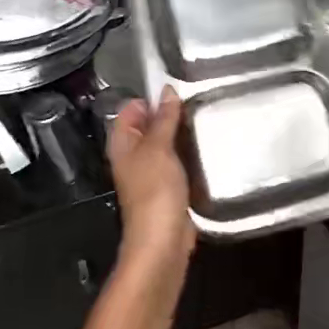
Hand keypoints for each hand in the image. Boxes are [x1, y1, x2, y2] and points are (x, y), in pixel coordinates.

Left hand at [107, 87, 195, 267]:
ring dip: (182, 134)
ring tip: (206, 119)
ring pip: (166, 143)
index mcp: (123, 142)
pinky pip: (178, 161)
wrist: (163, 240)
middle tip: (198, 101)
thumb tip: (167, 91)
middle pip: (150, 125)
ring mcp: (151, 171)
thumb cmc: (155, 190)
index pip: (132, 108)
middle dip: (171, 114)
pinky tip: (206, 147)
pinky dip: (189, 154)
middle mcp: (134, 154)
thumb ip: (164, 119)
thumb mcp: (159, 148)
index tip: (179, 89)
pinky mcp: (168, 186)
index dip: (151, 97)